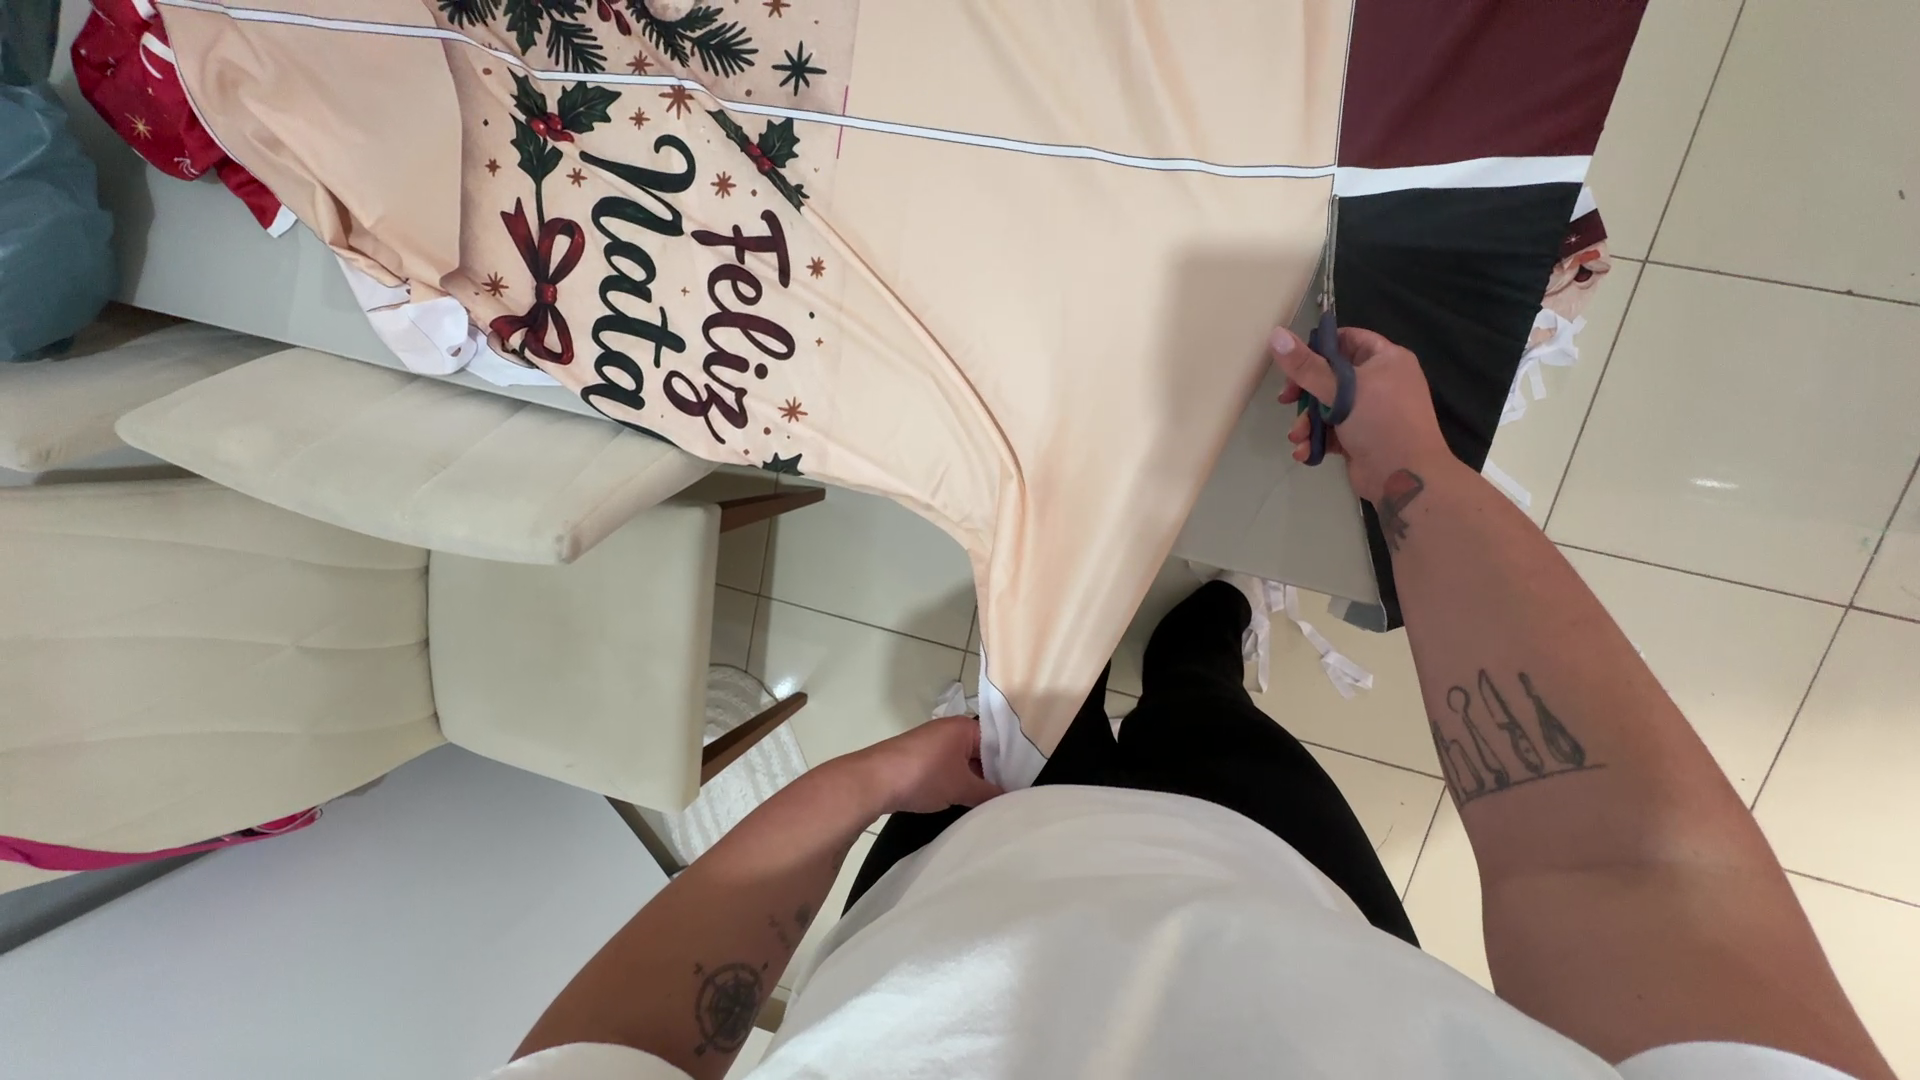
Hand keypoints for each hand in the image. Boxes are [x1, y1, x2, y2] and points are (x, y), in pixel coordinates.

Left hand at [842, 715, 1003, 815]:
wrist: (875, 780)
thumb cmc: (925, 776)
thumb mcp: (962, 787)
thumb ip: (989, 793)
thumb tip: (1010, 799)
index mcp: (964, 726)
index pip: (998, 741)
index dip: (1011, 763)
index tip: (1022, 785)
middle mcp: (949, 729)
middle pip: (980, 751)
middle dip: (991, 773)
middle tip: (1008, 798)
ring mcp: (932, 742)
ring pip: (963, 761)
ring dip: (972, 780)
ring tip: (988, 803)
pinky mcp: (919, 757)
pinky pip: (947, 767)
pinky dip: (955, 781)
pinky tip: (961, 800)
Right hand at [1272, 325, 1454, 502]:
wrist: (1405, 477)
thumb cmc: (1380, 422)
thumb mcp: (1340, 390)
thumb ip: (1306, 366)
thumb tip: (1275, 334)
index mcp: (1386, 360)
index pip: (1349, 340)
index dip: (1319, 347)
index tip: (1294, 362)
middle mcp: (1380, 382)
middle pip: (1331, 376)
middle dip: (1304, 393)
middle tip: (1286, 400)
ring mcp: (1370, 412)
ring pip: (1327, 407)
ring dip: (1306, 422)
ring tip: (1297, 436)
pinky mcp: (1360, 438)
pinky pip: (1331, 431)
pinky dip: (1316, 440)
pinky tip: (1305, 451)